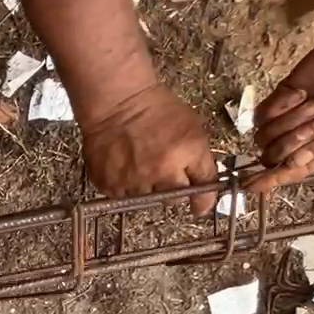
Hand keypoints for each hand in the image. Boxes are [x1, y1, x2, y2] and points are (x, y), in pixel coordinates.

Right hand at [80, 84, 217, 212]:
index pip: (202, 188)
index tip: (202, 206)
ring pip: (145, 199)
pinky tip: (125, 170)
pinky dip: (126, 187)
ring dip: (147, 189)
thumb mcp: (191, 129)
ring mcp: (133, 181)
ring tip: (141, 169)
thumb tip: (199, 182)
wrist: (118, 107)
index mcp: (187, 154)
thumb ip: (197, 158)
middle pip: (173, 199)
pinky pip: (121, 196)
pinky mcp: (109, 186)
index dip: (203, 200)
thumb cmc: (158, 111)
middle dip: (174, 191)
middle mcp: (161, 172)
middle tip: (167, 179)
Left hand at [247, 22, 313, 191]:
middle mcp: (304, 136)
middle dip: (287, 145)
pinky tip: (301, 93)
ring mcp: (290, 117)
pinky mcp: (281, 98)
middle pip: (271, 156)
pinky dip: (279, 105)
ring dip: (288, 122)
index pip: (291, 170)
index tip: (251, 185)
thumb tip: (296, 163)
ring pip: (263, 137)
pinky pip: (261, 114)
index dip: (270, 180)